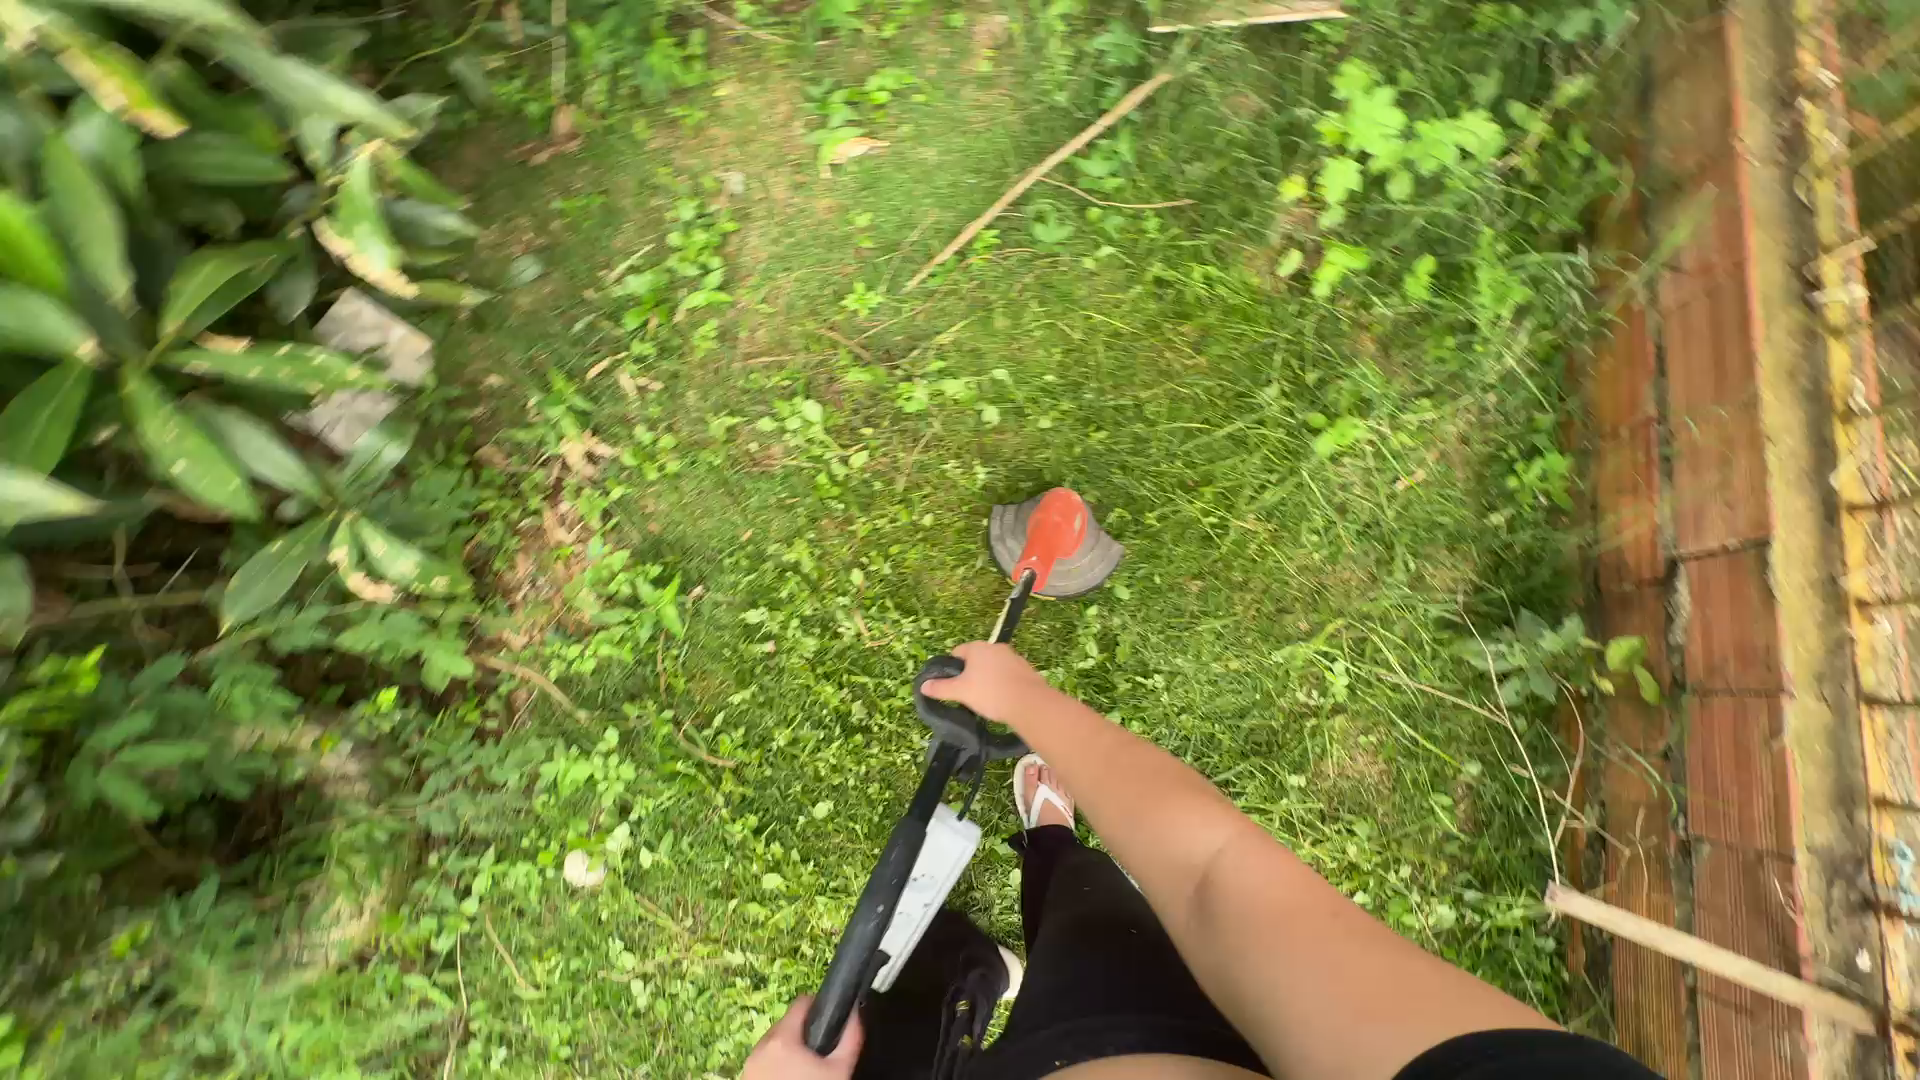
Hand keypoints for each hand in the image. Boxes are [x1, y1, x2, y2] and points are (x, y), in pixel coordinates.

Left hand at [741, 998, 861, 1079]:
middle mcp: (760, 1045)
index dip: (820, 1007)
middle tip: (818, 1057)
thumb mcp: (840, 1071)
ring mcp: (749, 1065)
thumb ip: (851, 1037)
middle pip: (787, 1024)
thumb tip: (856, 1013)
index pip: (802, 1002)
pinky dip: (776, 1067)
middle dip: (803, 1035)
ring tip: (804, 1074)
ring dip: (789, 1052)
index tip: (830, 1024)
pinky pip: (763, 1063)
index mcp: (782, 1037)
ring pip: (774, 1045)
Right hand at [919, 641, 1057, 724]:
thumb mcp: (960, 692)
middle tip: (967, 693)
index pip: (957, 652)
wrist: (1029, 703)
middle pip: (976, 658)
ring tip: (986, 699)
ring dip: (988, 678)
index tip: (952, 684)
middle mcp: (995, 647)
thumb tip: (923, 685)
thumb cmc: (990, 693)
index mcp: (977, 648)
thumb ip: (941, 688)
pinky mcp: (1026, 669)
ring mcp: (1013, 656)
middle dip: (971, 673)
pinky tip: (1003, 699)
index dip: (952, 668)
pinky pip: (1008, 674)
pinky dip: (1003, 683)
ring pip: (993, 666)